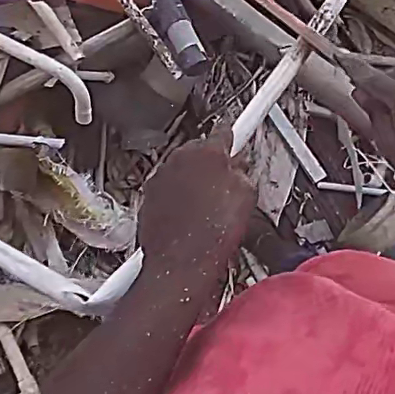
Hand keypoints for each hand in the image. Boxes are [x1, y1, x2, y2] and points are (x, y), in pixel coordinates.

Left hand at [138, 128, 251, 284]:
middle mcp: (179, 158)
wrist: (180, 261)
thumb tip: (239, 170)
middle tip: (225, 184)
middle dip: (211, 164)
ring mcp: (160, 176)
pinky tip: (190, 217)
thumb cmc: (211, 233)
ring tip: (207, 208)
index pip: (223, 132)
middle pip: (199, 151)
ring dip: (192, 181)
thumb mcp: (247, 196)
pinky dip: (176, 198)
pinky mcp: (147, 195)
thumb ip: (242, 173)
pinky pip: (167, 189)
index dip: (233, 137)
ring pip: (181, 170)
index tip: (235, 138)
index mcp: (207, 151)